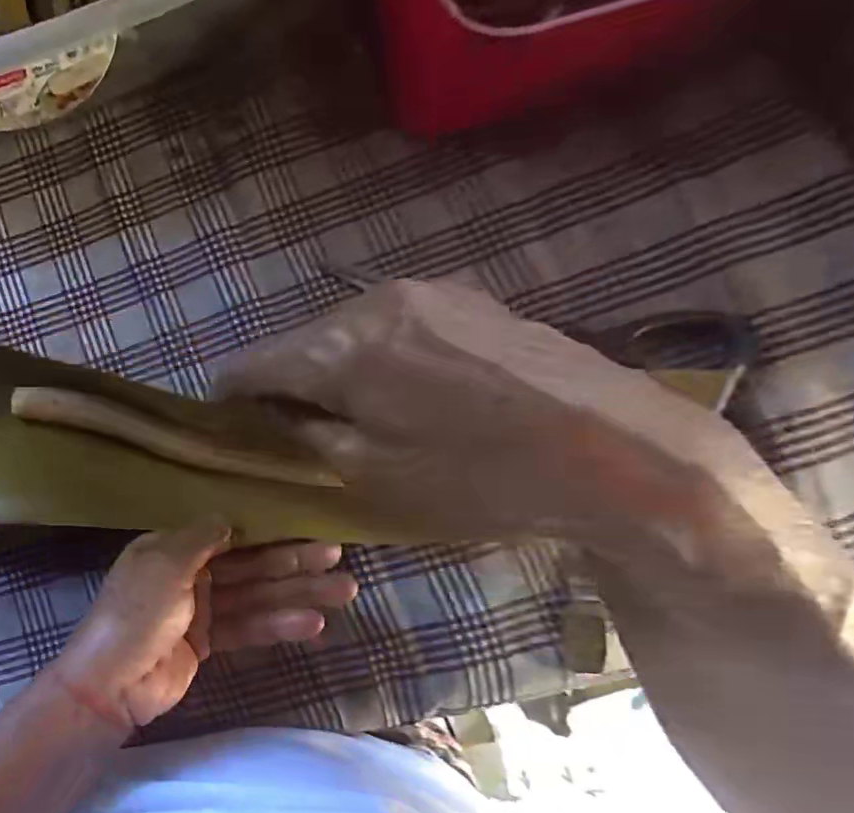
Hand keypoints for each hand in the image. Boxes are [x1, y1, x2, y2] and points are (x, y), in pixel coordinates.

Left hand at [45, 522, 360, 736]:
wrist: (112, 681)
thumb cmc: (136, 613)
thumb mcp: (164, 564)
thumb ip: (200, 539)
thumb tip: (229, 518)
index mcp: (168, 549)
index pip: (224, 534)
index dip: (264, 531)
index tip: (306, 525)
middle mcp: (184, 575)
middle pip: (245, 565)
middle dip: (291, 562)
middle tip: (339, 557)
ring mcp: (196, 611)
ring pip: (253, 597)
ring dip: (296, 595)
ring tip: (344, 591)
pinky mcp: (206, 644)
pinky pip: (246, 627)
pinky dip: (277, 625)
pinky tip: (313, 623)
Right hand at [215, 279, 755, 550]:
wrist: (626, 457)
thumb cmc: (479, 479)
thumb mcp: (364, 475)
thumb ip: (295, 437)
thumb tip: (258, 419)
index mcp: (340, 344)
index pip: (243, 367)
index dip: (227, 408)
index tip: (237, 445)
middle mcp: (375, 300)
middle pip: (290, 347)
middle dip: (280, 394)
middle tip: (299, 445)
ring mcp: (427, 292)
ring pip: (337, 337)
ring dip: (327, 379)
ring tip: (356, 427)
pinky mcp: (466, 300)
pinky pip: (385, 329)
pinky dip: (371, 365)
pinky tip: (405, 403)